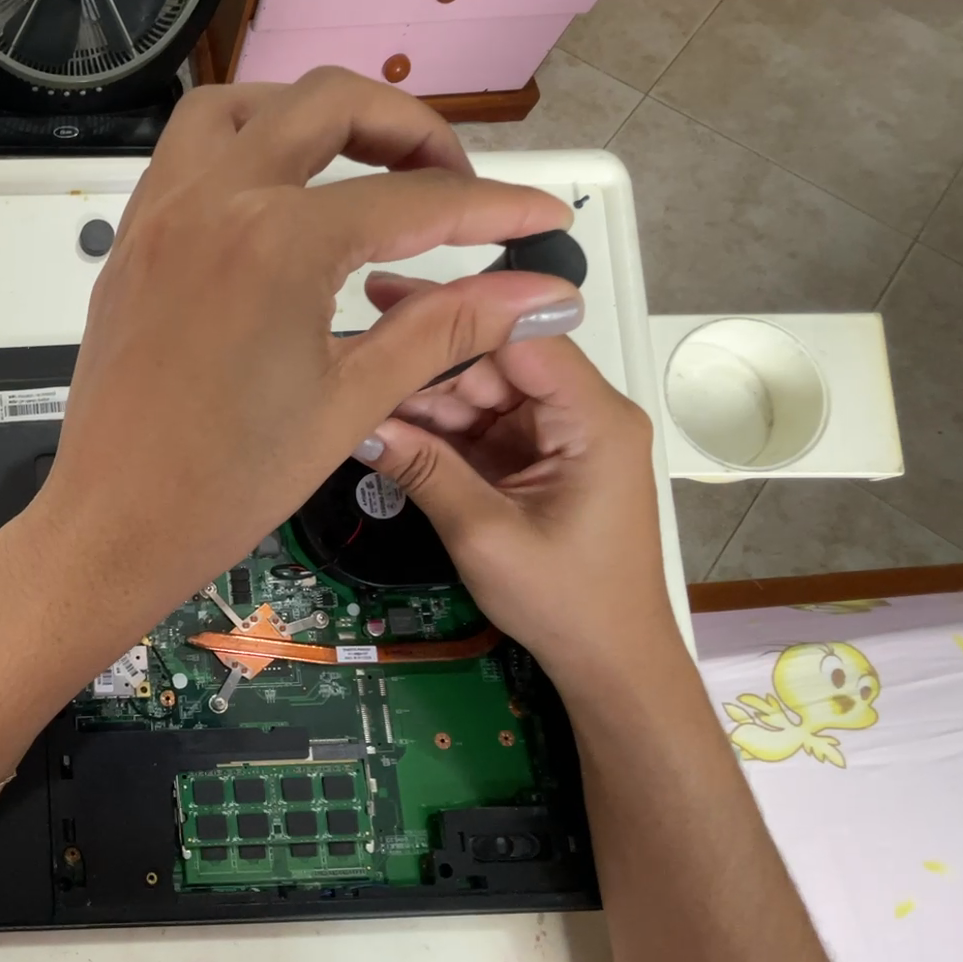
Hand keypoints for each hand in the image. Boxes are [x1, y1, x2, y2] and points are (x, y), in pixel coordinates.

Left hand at [10, 69, 584, 689]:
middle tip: (447, 181)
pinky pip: (178, 164)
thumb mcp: (347, 405)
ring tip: (352, 166)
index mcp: (276, 244)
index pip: (410, 199)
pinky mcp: (126, 252)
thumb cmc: (221, 487)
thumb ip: (443, 331)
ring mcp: (156, 224)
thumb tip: (531, 294)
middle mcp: (209, 207)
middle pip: (327, 106)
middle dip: (408, 128)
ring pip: (235, 110)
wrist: (115, 528)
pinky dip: (233, 155)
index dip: (491, 208)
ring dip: (303, 117)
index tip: (533, 221)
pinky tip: (266, 207)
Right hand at [357, 274, 673, 678]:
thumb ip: (424, 470)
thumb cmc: (562, 599)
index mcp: (593, 420)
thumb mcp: (483, 533)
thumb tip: (356, 424)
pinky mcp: (534, 462)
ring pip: (479, 399)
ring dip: (424, 410)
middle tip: (356, 375)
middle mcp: (580, 415)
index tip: (386, 303)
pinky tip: (389, 437)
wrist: (606, 658)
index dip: (457, 316)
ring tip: (361, 413)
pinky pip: (478, 432)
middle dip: (426, 375)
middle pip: (494, 365)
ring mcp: (555, 439)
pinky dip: (436, 437)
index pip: (523, 339)